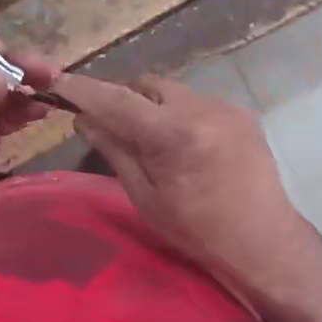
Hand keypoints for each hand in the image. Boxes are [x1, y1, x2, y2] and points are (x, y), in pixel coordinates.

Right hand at [55, 73, 321, 298]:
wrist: (262, 240)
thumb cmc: (197, 230)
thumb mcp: (146, 196)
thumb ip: (115, 150)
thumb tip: (84, 119)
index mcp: (173, 133)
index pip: (117, 100)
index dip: (84, 89)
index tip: (59, 81)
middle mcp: (201, 107)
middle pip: (146, 86)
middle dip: (124, 100)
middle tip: (113, 129)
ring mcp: (225, 107)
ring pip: (173, 92)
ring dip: (155, 108)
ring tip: (157, 144)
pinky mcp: (242, 113)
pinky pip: (198, 103)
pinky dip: (182, 116)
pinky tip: (188, 148)